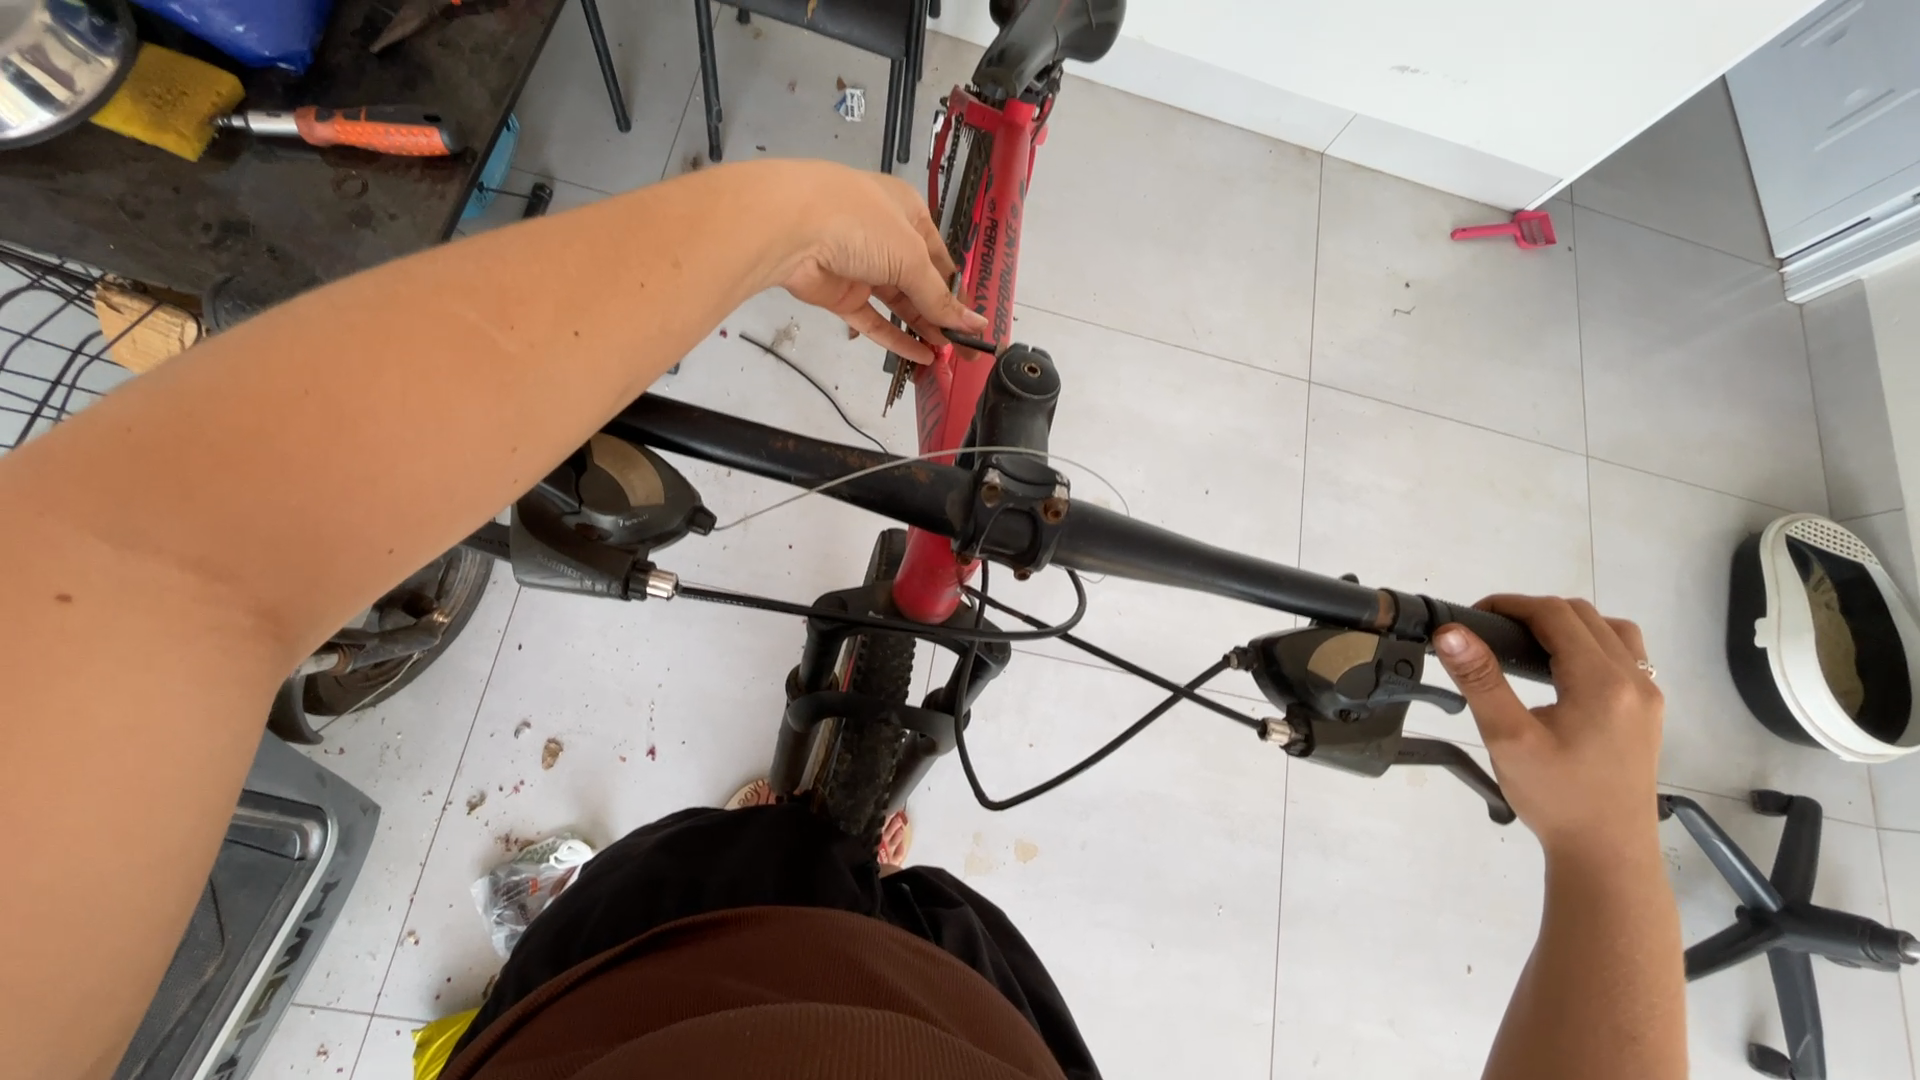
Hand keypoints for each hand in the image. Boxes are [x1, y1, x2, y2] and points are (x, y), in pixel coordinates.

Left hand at [770, 162, 987, 362]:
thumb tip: (973, 324)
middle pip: (920, 283)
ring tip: (946, 355)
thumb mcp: (911, 257)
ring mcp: (861, 267)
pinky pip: (873, 320)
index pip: (940, 258)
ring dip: (921, 328)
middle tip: (964, 348)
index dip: (957, 291)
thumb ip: (939, 297)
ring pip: (897, 304)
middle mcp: (886, 238)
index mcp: (908, 213)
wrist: (790, 227)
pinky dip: (895, 338)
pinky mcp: (840, 294)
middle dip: (942, 315)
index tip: (973, 323)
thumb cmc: (862, 224)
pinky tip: (920, 357)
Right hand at [1433, 596, 1662, 857]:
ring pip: (1611, 632)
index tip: (1471, 619)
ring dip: (1566, 625)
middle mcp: (1635, 680)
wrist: (1606, 853)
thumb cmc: (1554, 795)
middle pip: (1584, 616)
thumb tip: (1450, 631)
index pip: (1555, 614)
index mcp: (1602, 681)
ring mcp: (1648, 697)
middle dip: (1533, 613)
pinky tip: (1560, 673)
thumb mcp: (1507, 737)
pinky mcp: (1648, 714)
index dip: (1509, 605)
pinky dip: (1589, 646)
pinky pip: (1625, 657)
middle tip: (1488, 635)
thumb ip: (1480, 680)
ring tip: (1525, 648)